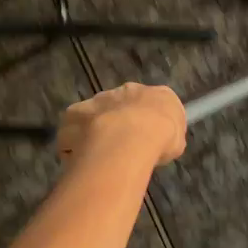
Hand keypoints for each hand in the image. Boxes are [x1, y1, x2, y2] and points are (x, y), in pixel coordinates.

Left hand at [56, 83, 187, 165]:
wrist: (130, 137)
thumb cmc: (161, 137)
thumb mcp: (177, 142)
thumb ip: (167, 138)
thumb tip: (160, 143)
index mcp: (158, 94)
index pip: (153, 103)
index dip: (147, 121)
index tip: (144, 138)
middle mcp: (129, 90)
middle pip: (122, 105)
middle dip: (119, 122)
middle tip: (118, 147)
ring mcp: (101, 99)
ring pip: (95, 114)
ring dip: (94, 130)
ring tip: (95, 156)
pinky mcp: (75, 111)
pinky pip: (71, 128)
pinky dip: (72, 141)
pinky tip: (78, 157)